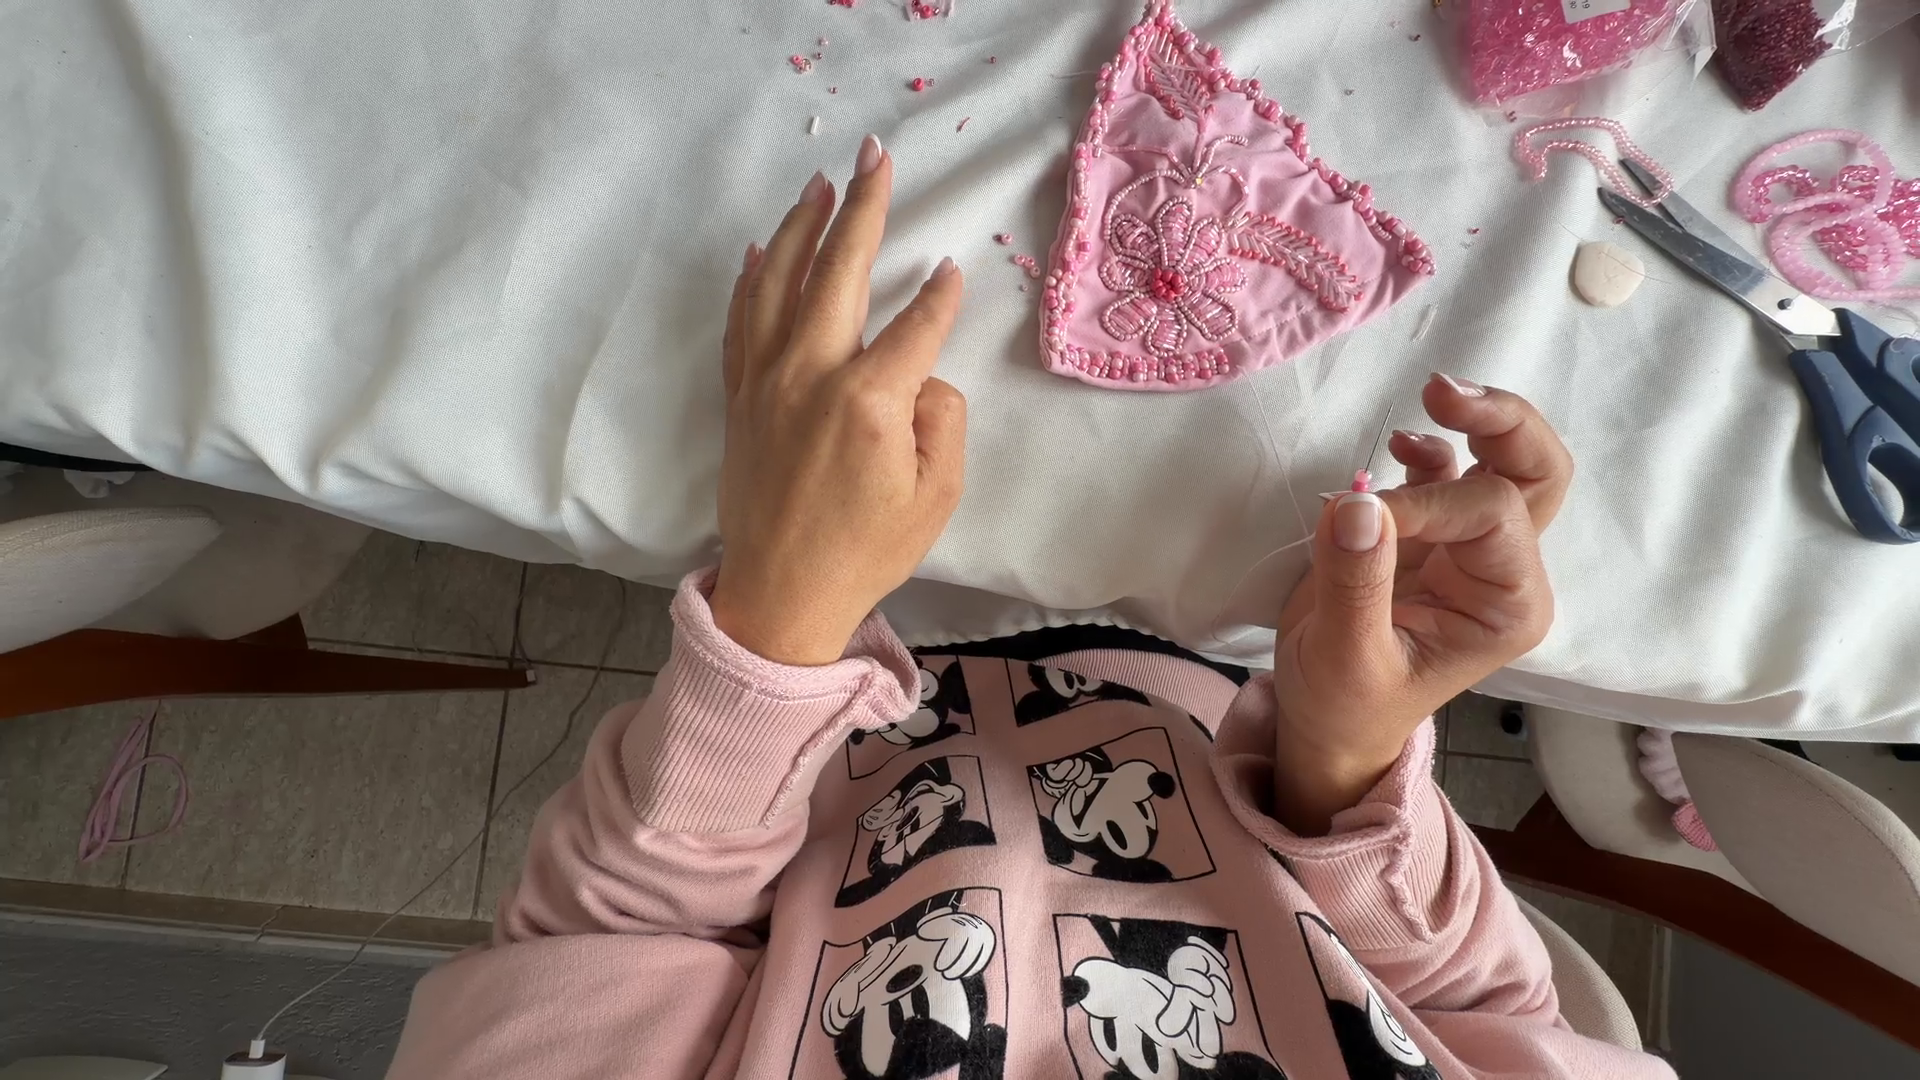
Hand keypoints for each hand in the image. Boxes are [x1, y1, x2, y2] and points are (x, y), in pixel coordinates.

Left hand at [711, 135, 966, 664]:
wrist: (783, 595)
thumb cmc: (867, 553)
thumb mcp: (937, 497)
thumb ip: (942, 420)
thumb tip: (924, 375)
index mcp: (869, 400)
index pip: (917, 324)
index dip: (940, 297)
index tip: (952, 272)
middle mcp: (811, 373)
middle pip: (840, 271)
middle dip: (863, 208)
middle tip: (875, 156)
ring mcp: (766, 380)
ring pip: (779, 281)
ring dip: (802, 226)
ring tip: (821, 185)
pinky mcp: (740, 397)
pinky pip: (743, 320)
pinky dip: (752, 279)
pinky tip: (759, 250)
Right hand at [1269, 374, 1573, 833]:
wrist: (1331, 722)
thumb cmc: (1345, 702)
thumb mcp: (1346, 654)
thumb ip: (1355, 582)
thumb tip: (1355, 502)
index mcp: (1507, 606)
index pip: (1486, 515)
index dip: (1422, 501)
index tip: (1352, 515)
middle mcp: (1502, 572)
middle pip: (1535, 476)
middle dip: (1502, 425)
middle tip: (1443, 391)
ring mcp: (1467, 553)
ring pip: (1504, 468)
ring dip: (1478, 426)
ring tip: (1431, 395)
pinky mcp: (1426, 542)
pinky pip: (1448, 479)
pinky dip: (1430, 451)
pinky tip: (1401, 444)